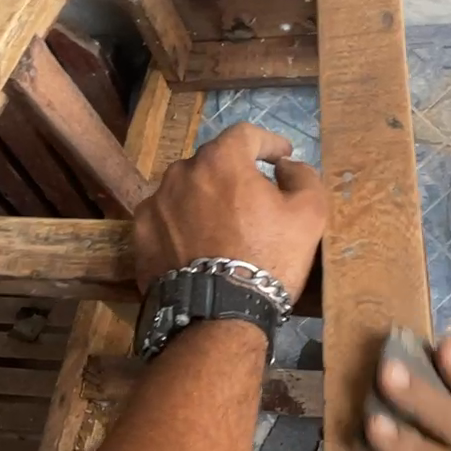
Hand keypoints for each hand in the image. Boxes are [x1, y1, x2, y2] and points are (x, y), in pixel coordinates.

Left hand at [133, 123, 326, 295]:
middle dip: (235, 175)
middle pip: (213, 163)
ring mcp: (155, 205)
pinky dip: (183, 226)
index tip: (281, 156)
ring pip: (186, 191)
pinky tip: (197, 247)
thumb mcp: (309, 215)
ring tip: (222, 227)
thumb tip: (284, 166)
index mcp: (220, 160)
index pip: (246, 135)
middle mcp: (180, 173)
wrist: (219, 316)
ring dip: (205, 200)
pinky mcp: (141, 236)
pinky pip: (167, 221)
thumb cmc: (269, 260)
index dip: (268, 142)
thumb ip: (303, 177)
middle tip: (253, 199)